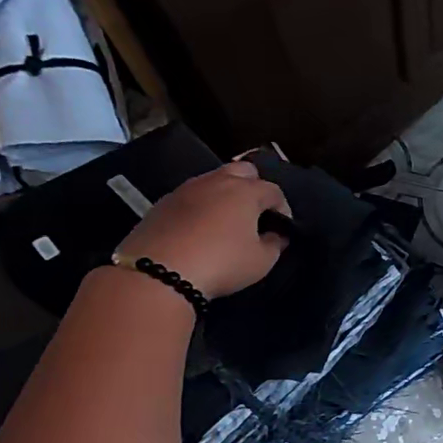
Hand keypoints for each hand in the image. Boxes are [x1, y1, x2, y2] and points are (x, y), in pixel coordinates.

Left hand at [114, 161, 289, 298]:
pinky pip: (192, 195)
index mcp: (246, 191)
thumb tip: (276, 235)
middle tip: (256, 213)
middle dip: (255, 186)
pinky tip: (201, 227)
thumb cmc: (222, 263)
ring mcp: (186, 188)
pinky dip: (203, 205)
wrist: (159, 272)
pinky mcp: (163, 202)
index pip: (274, 190)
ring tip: (228, 220)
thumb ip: (275, 244)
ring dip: (226, 194)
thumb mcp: (261, 261)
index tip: (283, 228)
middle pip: (243, 170)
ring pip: (214, 180)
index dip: (283, 208)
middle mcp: (217, 181)